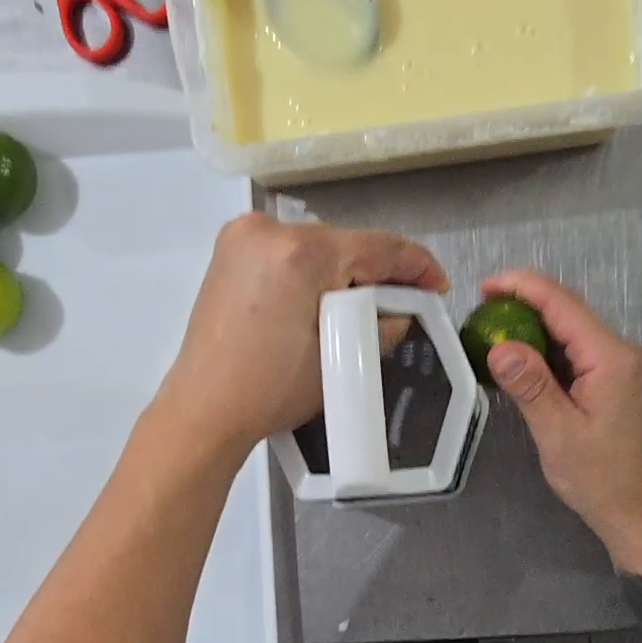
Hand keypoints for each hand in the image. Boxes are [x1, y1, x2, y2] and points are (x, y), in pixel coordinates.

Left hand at [152, 214, 447, 455]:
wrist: (204, 410)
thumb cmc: (270, 390)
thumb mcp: (338, 360)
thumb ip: (379, 327)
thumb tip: (400, 313)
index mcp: (299, 253)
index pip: (376, 247)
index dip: (415, 265)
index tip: (438, 284)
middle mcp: (267, 231)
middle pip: (343, 244)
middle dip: (375, 273)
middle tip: (401, 305)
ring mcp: (241, 239)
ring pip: (314, 247)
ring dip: (341, 273)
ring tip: (360, 310)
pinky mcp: (228, 256)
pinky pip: (286, 254)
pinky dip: (309, 273)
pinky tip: (321, 303)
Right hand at [481, 269, 641, 557]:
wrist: (631, 508)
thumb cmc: (597, 477)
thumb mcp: (557, 433)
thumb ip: (531, 386)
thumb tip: (501, 347)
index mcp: (610, 358)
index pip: (563, 304)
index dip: (522, 287)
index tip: (484, 287)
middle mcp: (618, 352)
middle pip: (567, 310)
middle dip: (524, 300)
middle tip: (480, 309)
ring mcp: (616, 365)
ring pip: (569, 328)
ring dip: (531, 323)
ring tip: (491, 327)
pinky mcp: (608, 379)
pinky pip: (572, 350)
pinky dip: (543, 346)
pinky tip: (517, 356)